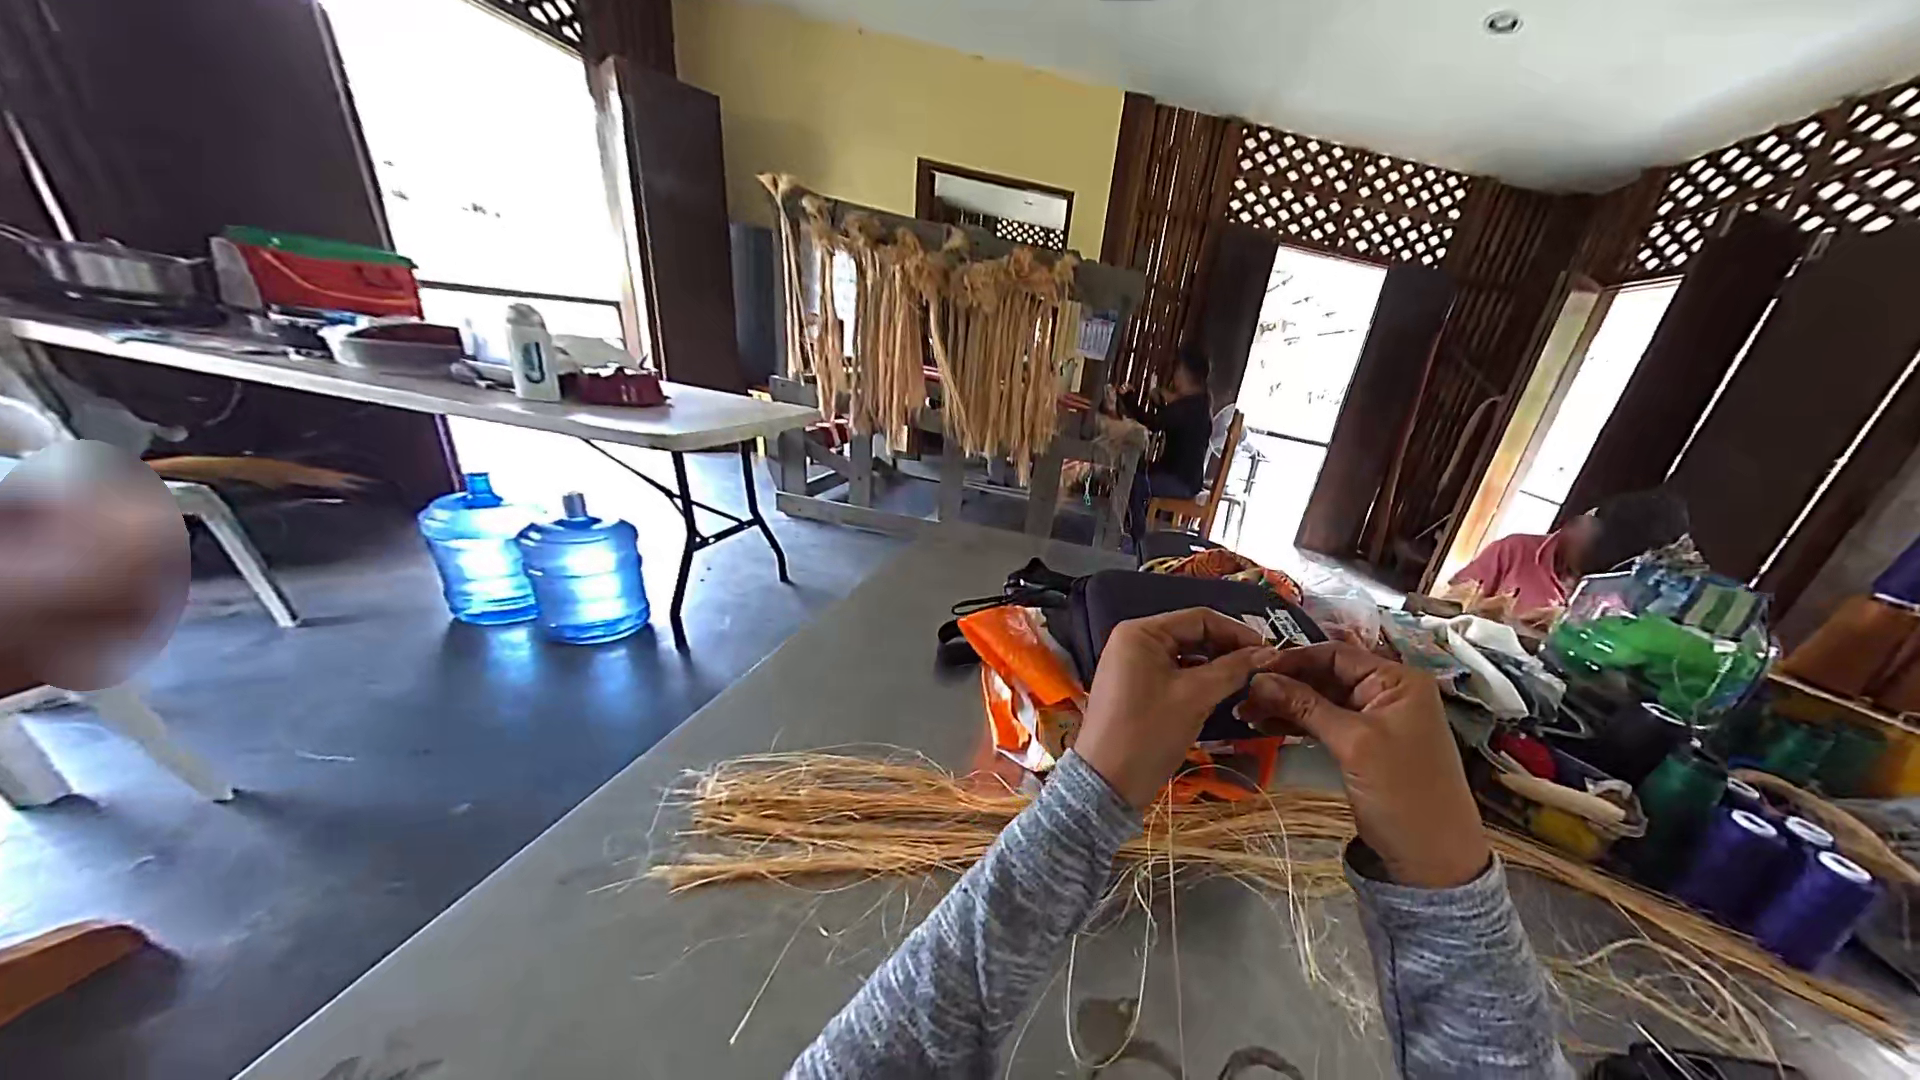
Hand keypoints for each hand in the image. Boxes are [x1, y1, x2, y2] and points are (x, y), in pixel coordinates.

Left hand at [1075, 608, 1276, 808]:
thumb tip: (1268, 652)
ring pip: (1185, 654)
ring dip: (1216, 664)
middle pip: (1191, 634)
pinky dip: (1199, 678)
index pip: (1198, 618)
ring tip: (1249, 679)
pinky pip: (1174, 672)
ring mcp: (1132, 663)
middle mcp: (1133, 640)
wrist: (1109, 780)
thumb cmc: (1149, 731)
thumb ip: (1232, 669)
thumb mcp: (1195, 696)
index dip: (1236, 631)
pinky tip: (1223, 690)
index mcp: (1140, 632)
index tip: (1270, 650)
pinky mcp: (1137, 685)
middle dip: (1227, 648)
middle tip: (1264, 667)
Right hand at [1238, 642, 1488, 887]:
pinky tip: (1265, 725)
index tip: (1252, 669)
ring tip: (1246, 712)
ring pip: (1317, 698)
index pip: (1334, 654)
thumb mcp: (1353, 743)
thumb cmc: (1404, 794)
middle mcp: (1386, 692)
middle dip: (1283, 683)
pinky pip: (1320, 720)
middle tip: (1242, 695)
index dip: (1292, 659)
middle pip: (1323, 675)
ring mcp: (1373, 718)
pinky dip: (1294, 721)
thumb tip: (1258, 678)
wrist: (1434, 862)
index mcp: (1397, 681)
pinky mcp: (1360, 742)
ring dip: (1283, 703)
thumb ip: (1304, 705)